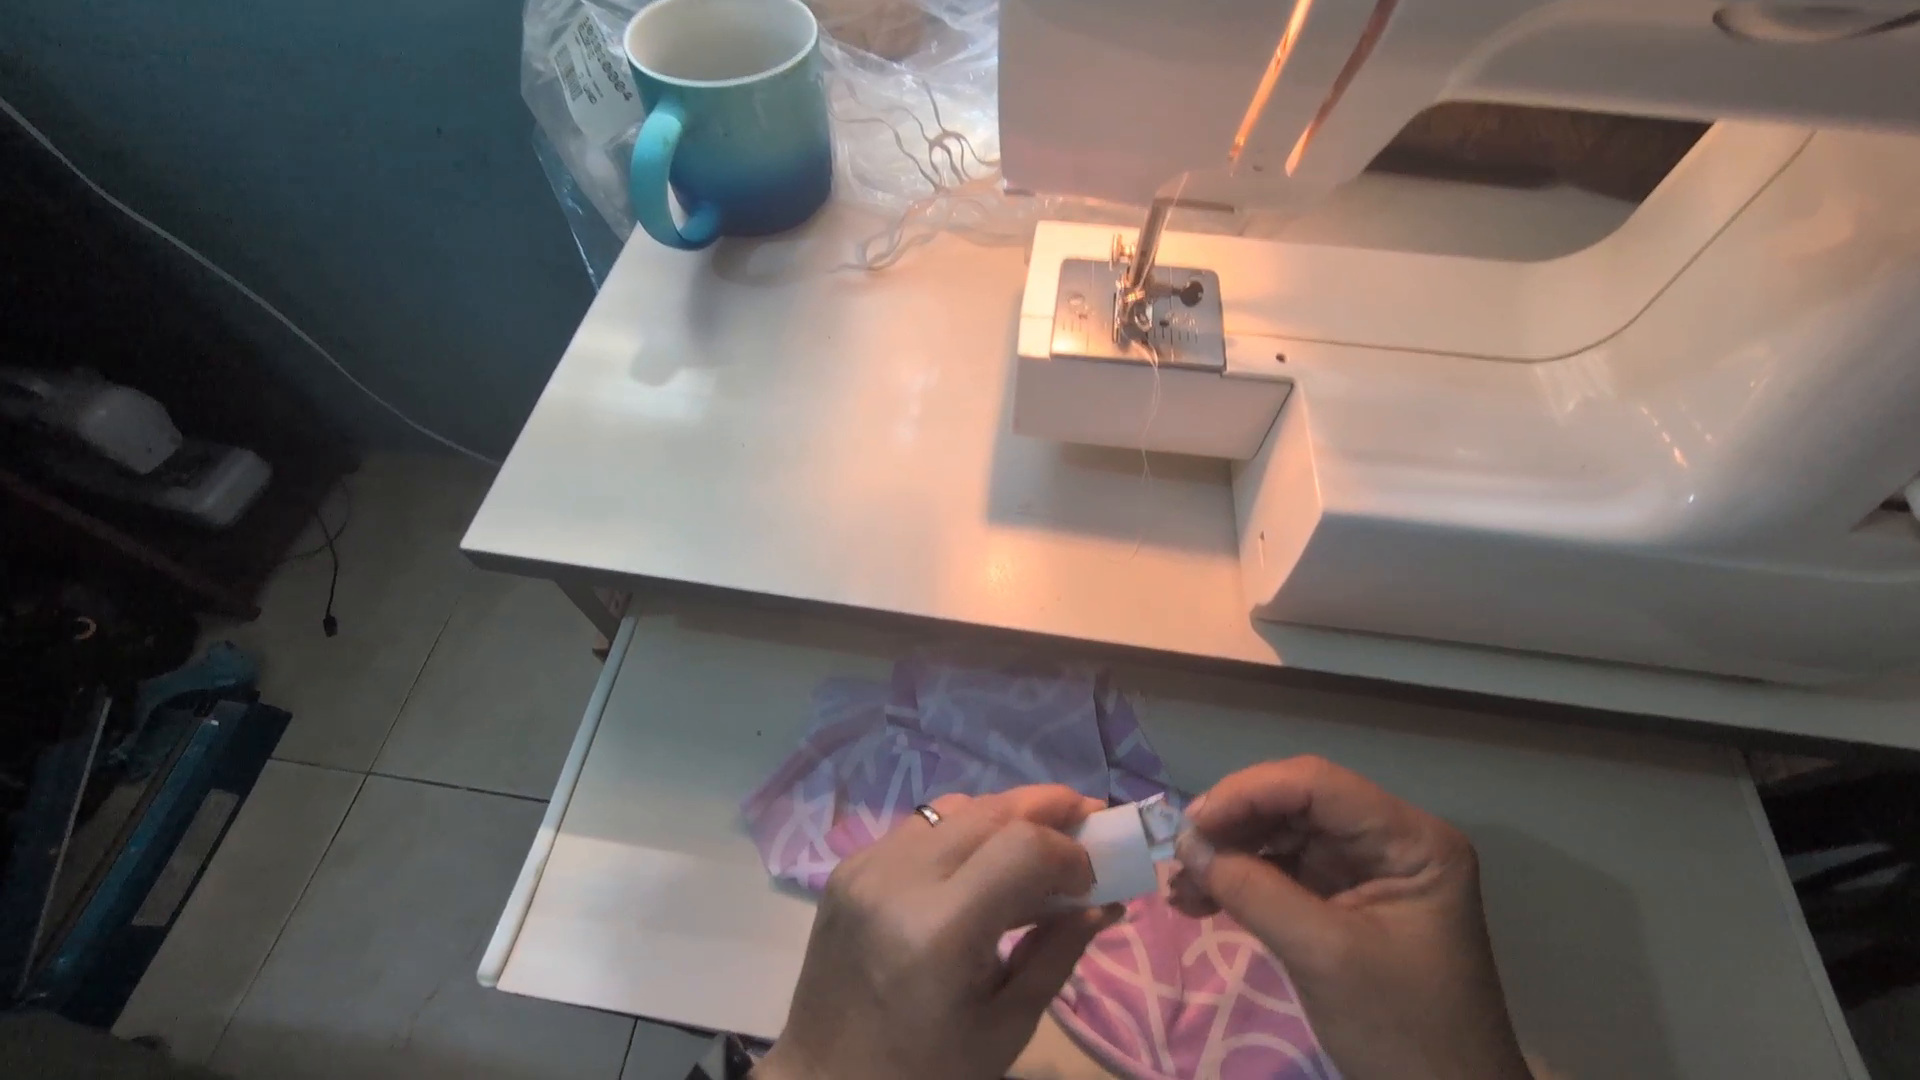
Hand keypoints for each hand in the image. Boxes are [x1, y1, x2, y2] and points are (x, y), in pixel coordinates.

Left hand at [757, 785, 1123, 1079]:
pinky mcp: (849, 866)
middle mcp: (899, 880)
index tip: (1093, 876)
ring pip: (953, 807)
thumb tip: (1105, 901)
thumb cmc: (926, 1071)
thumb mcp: (1006, 1026)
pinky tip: (979, 857)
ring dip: (1004, 813)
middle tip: (1086, 816)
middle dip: (1046, 808)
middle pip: (989, 812)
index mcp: (940, 930)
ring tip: (1037, 835)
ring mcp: (867, 866)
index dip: (1068, 850)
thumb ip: (1057, 952)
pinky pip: (918, 827)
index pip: (1021, 848)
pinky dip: (961, 829)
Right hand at [1171, 757, 1530, 1079]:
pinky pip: (1280, 867)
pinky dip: (1238, 879)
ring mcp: (1364, 866)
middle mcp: (1387, 837)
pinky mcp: (1341, 894)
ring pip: (1279, 832)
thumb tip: (1187, 847)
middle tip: (1181, 854)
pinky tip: (1198, 899)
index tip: (1194, 824)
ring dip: (1227, 853)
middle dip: (1232, 825)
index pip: (1315, 785)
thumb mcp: (1324, 957)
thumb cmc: (1403, 1033)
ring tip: (1181, 886)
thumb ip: (1253, 891)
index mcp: (1409, 839)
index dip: (1248, 793)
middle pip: (1292, 803)